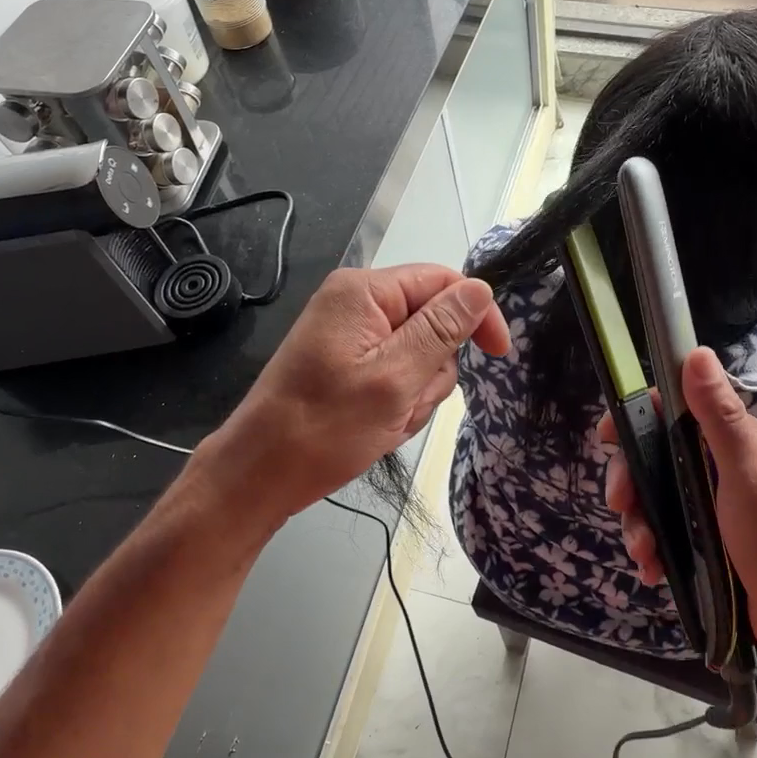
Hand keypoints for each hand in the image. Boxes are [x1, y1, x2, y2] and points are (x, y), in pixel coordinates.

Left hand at [217, 265, 510, 517]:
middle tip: (404, 405)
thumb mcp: (394, 379)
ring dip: (415, 392)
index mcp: (364, 291)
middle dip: (432, 369)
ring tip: (385, 421)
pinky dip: (397, 402)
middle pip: (432, 321)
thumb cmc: (323, 429)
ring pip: (419, 354)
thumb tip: (480, 289)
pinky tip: (375, 427)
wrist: (257, 476)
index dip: (477, 314)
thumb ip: (441, 329)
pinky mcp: (345, 361)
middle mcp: (356, 302)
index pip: (443, 281)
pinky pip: (395, 372)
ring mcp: (349, 333)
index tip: (499, 355)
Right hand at [599, 347, 756, 672]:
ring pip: (659, 501)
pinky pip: (668, 537)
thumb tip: (697, 351)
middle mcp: (722, 469)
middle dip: (631, 479)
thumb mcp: (748, 472)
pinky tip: (652, 572)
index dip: (639, 415)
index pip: (677, 410)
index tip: (609, 433)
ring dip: (640, 523)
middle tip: (619, 503)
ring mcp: (716, 509)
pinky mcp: (711, 547)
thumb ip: (719, 416)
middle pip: (657, 458)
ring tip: (642, 553)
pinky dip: (654, 551)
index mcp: (734, 442)